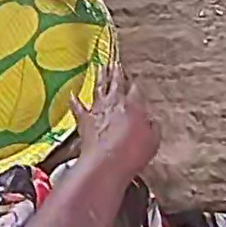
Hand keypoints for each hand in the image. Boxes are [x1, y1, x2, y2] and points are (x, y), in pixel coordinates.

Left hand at [69, 64, 159, 178]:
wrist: (105, 164)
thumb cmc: (132, 153)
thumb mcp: (153, 141)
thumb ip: (152, 128)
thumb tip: (151, 122)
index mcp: (133, 105)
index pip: (135, 88)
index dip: (134, 81)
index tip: (134, 75)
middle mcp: (115, 103)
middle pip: (116, 83)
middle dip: (116, 72)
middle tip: (115, 62)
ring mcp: (98, 111)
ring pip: (99, 89)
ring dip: (100, 78)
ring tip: (100, 67)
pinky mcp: (85, 122)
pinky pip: (78, 108)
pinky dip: (74, 101)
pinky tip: (72, 95)